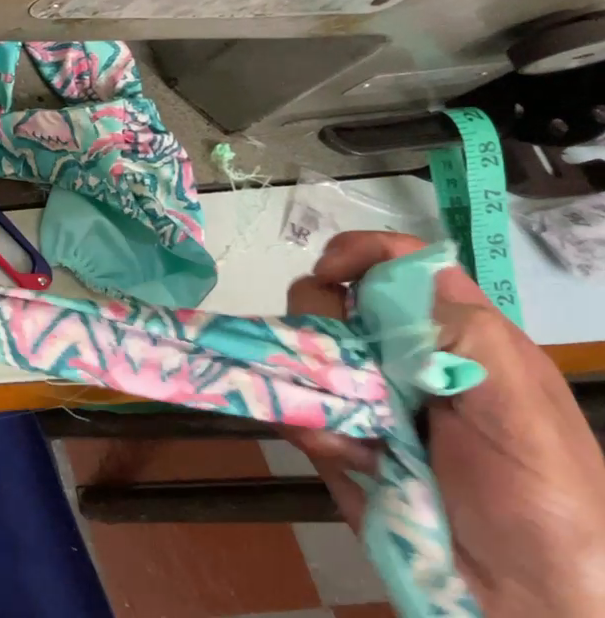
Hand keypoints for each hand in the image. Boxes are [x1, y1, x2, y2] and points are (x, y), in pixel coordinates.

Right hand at [281, 230, 604, 615]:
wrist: (522, 599)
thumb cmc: (546, 502)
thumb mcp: (525, 411)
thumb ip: (467, 336)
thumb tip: (387, 277)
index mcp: (458, 338)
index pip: (398, 263)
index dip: (360, 254)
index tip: (331, 276)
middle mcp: (402, 357)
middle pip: (330, 298)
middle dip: (321, 322)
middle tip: (343, 365)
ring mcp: (363, 397)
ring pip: (298, 350)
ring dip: (308, 382)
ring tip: (348, 429)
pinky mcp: (333, 436)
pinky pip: (291, 408)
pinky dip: (306, 427)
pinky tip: (349, 459)